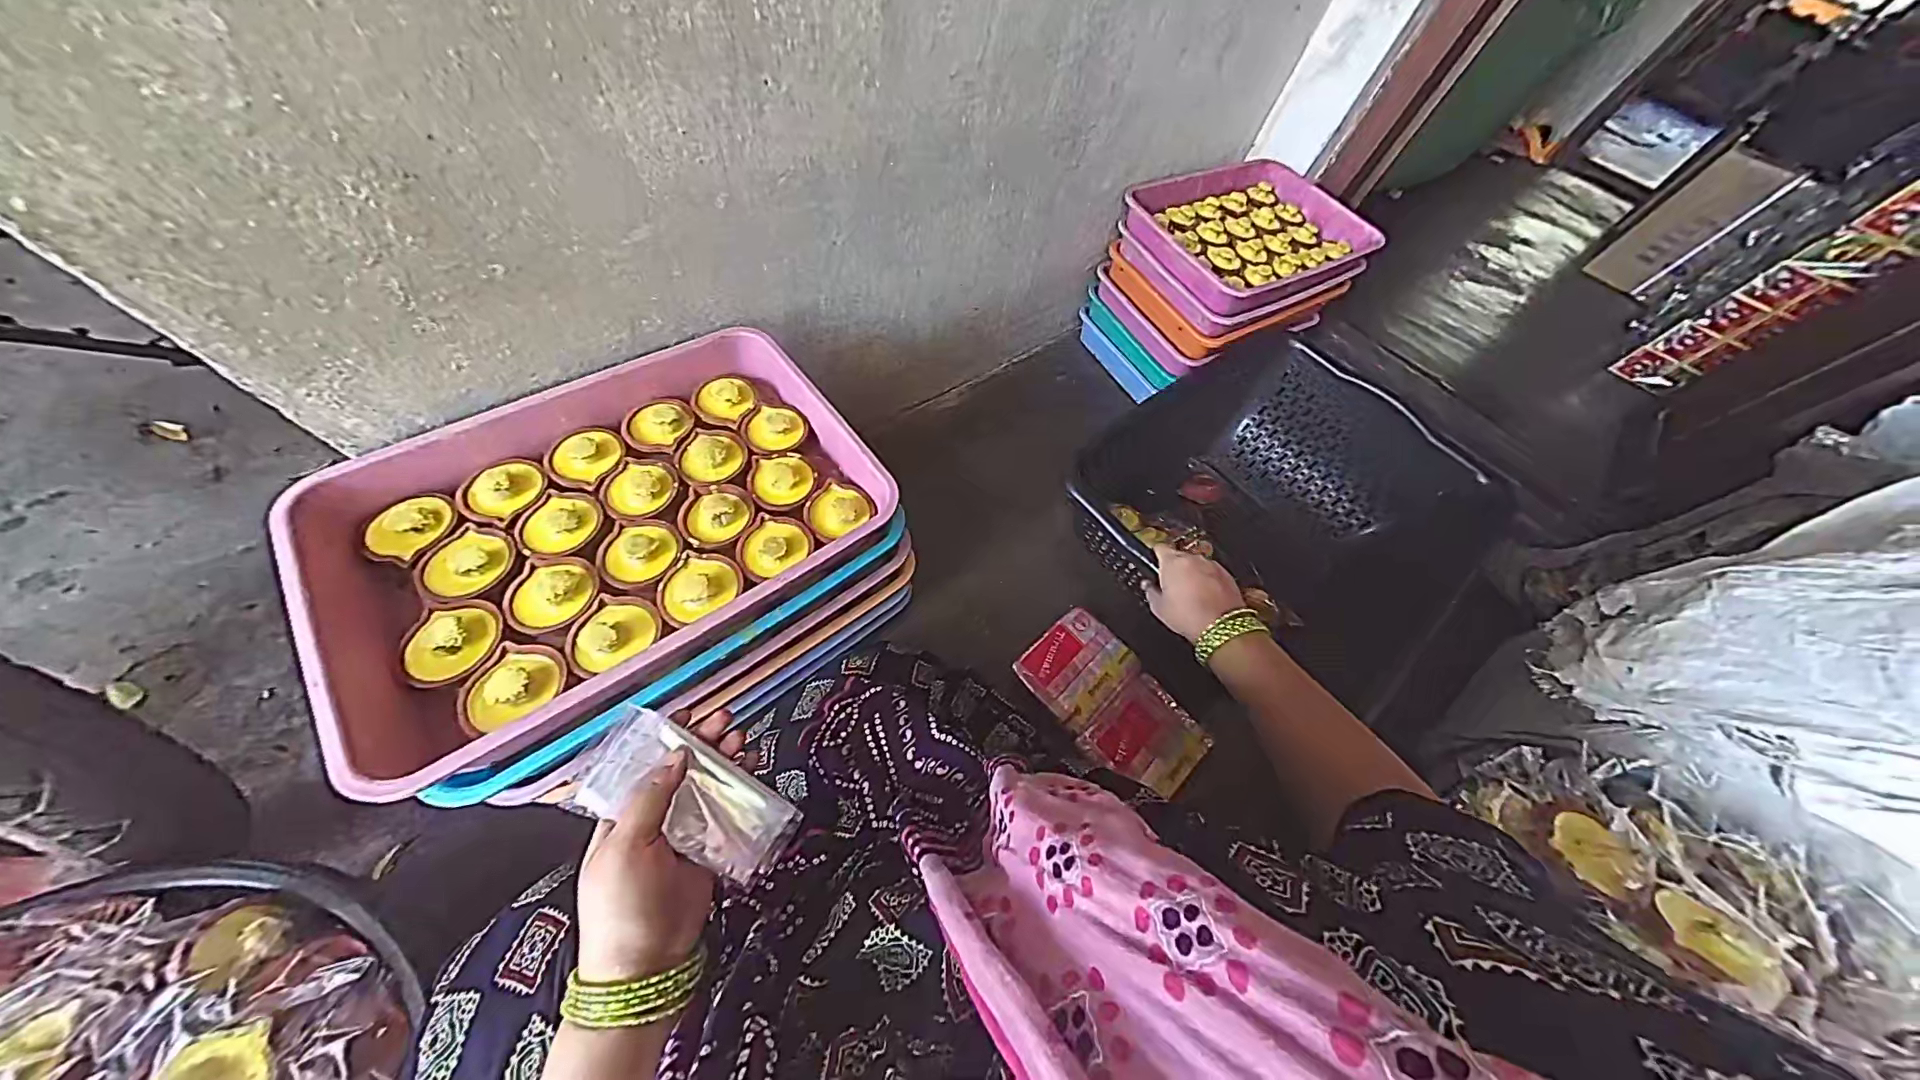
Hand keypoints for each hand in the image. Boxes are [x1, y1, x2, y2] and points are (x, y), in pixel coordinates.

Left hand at [574, 709, 745, 981]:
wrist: (646, 964)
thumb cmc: (620, 908)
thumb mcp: (623, 847)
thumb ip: (648, 798)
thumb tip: (674, 756)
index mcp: (622, 814)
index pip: (645, 764)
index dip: (666, 737)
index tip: (687, 713)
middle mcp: (654, 818)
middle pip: (682, 769)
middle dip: (703, 742)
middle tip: (724, 721)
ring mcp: (682, 833)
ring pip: (707, 786)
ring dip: (723, 761)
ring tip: (739, 740)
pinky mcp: (707, 849)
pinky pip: (726, 811)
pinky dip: (739, 790)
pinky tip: (749, 772)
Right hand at [1143, 544, 1244, 643]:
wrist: (1221, 627)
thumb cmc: (1189, 616)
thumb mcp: (1159, 608)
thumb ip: (1150, 592)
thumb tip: (1149, 588)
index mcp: (1172, 562)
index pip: (1160, 548)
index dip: (1156, 556)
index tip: (1156, 564)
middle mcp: (1193, 559)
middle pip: (1180, 556)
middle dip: (1175, 568)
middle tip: (1172, 586)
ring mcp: (1212, 565)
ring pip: (1197, 564)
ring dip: (1193, 574)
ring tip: (1191, 595)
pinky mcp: (1227, 574)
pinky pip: (1212, 573)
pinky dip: (1208, 581)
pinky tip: (1205, 597)